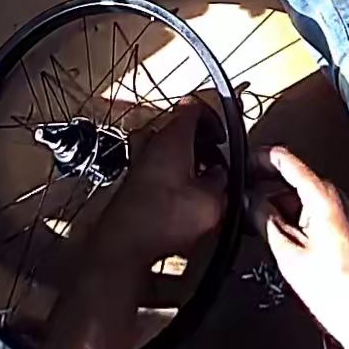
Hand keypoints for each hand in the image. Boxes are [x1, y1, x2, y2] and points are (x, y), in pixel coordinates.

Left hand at [45, 102, 228, 348]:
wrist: (127, 242)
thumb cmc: (166, 216)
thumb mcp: (210, 201)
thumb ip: (220, 182)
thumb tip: (221, 176)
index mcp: (173, 135)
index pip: (193, 107)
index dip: (212, 118)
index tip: (222, 137)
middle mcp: (152, 140)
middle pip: (180, 126)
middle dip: (201, 142)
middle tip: (215, 163)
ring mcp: (139, 157)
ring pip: (166, 145)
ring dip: (184, 156)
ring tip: (200, 180)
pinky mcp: (133, 178)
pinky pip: (155, 163)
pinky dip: (170, 171)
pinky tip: (181, 196)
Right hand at [249, 146, 348, 348]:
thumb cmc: (340, 293)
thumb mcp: (288, 254)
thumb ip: (263, 219)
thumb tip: (249, 200)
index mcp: (321, 194)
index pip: (284, 158)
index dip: (258, 158)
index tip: (242, 163)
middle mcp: (334, 197)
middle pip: (291, 177)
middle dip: (265, 186)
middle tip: (244, 196)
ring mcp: (341, 212)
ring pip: (300, 196)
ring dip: (278, 204)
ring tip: (258, 221)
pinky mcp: (343, 229)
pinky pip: (311, 211)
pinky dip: (292, 217)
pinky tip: (279, 236)